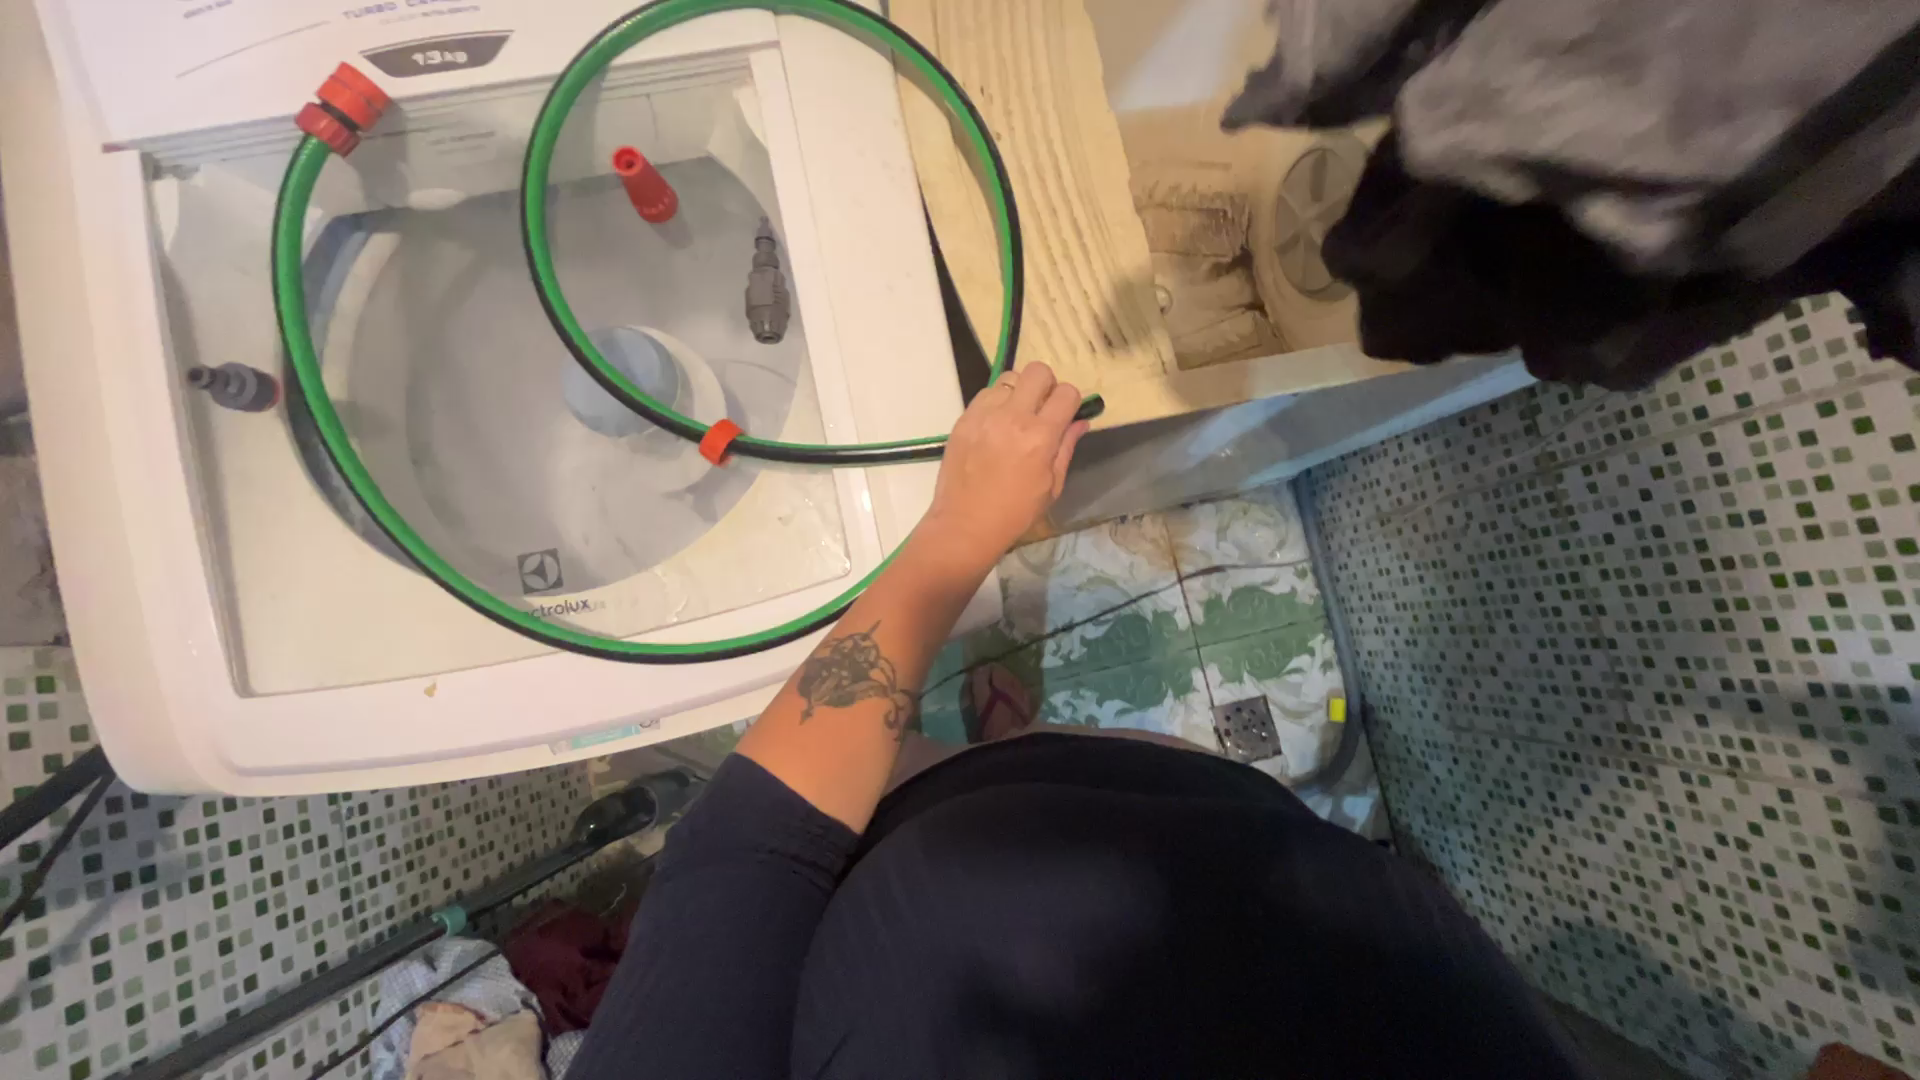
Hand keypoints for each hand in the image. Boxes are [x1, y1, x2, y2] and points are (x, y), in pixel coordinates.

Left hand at [918, 362, 1089, 569]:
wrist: (965, 524)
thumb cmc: (1015, 512)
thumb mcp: (1052, 485)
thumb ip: (1067, 447)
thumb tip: (1081, 422)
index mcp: (1040, 436)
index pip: (1067, 393)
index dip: (1071, 402)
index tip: (1066, 416)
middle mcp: (1012, 417)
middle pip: (1038, 371)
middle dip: (1047, 386)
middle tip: (1042, 409)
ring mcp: (984, 415)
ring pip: (1009, 378)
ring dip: (1019, 392)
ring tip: (1015, 417)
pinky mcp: (964, 419)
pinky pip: (986, 394)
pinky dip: (996, 403)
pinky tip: (995, 427)